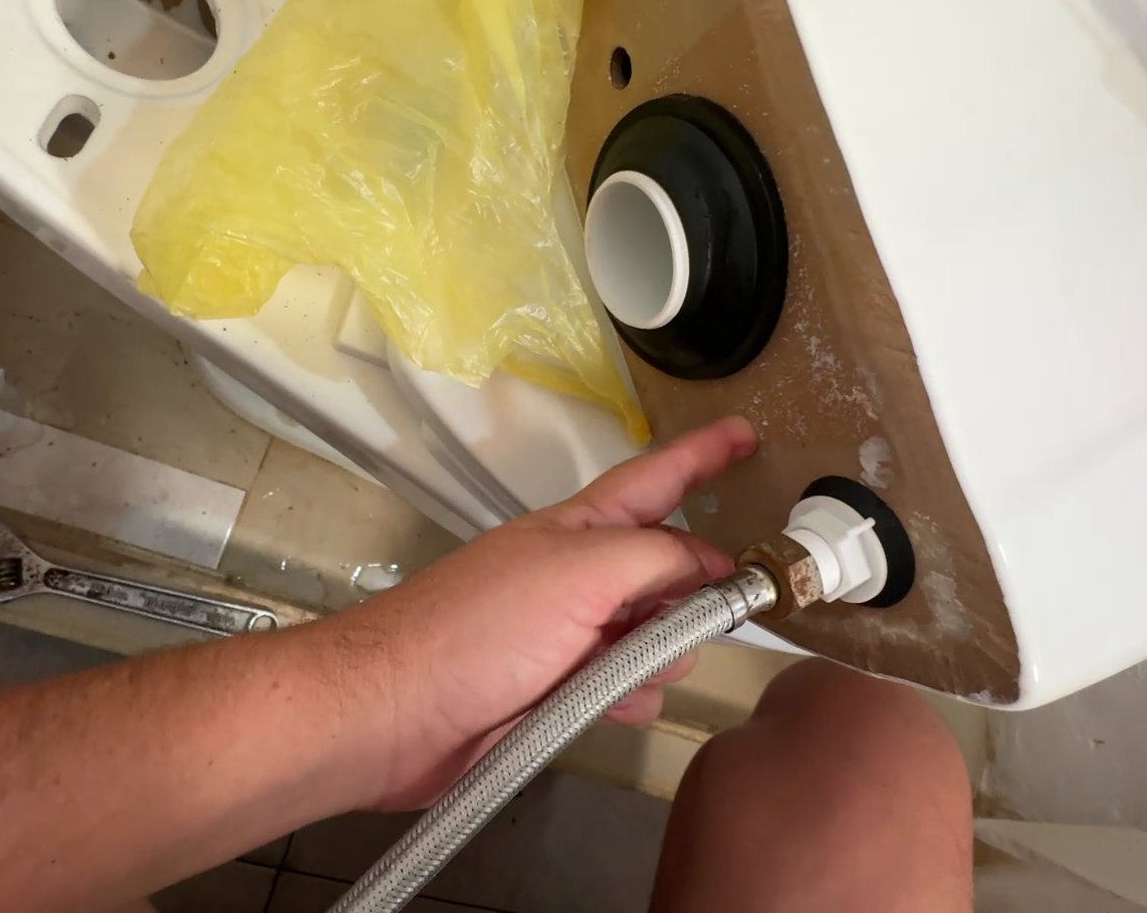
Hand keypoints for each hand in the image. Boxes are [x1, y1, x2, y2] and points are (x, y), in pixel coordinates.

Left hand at [327, 416, 755, 809]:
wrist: (399, 712)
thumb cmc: (480, 627)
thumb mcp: (577, 573)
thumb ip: (654, 558)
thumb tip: (715, 564)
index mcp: (582, 528)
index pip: (656, 478)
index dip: (703, 454)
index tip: (747, 434)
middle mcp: (580, 572)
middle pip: (669, 566)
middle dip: (695, 593)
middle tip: (701, 616)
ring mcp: (571, 630)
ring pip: (657, 634)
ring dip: (659, 655)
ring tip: (621, 671)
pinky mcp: (562, 685)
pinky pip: (629, 686)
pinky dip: (629, 695)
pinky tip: (607, 705)